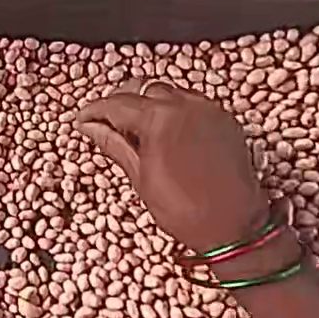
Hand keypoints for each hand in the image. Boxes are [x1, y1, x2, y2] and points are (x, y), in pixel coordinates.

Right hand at [73, 79, 269, 254]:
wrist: (235, 227)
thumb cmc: (189, 210)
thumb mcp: (140, 177)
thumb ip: (114, 144)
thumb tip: (91, 127)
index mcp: (160, 119)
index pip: (116, 104)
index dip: (94, 111)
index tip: (83, 119)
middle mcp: (186, 106)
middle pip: (140, 90)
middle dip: (118, 104)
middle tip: (103, 123)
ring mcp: (208, 111)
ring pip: (166, 92)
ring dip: (145, 104)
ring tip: (132, 129)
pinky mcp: (223, 120)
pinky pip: (189, 102)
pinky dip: (170, 109)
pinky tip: (161, 131)